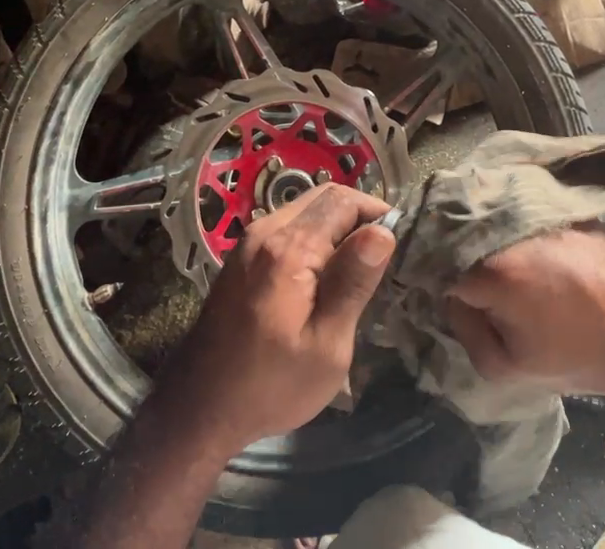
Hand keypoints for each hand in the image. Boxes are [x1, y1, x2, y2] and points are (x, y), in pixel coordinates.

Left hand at [149, 183, 396, 454]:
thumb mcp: (326, 344)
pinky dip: (315, 238)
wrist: (200, 407)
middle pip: (323, 197)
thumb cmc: (271, 384)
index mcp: (288, 247)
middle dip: (360, 215)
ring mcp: (249, 242)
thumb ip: (352, 282)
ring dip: (337, 227)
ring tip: (361, 267)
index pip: (343, 201)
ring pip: (305, 211)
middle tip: (386, 254)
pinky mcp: (242, 258)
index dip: (379, 212)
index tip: (404, 240)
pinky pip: (288, 229)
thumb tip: (383, 231)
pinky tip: (327, 275)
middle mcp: (265, 231)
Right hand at [446, 230, 604, 398]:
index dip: (437, 281)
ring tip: (500, 267)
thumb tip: (453, 301)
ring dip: (488, 241)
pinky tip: (529, 258)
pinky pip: (524, 220)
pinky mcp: (564, 216)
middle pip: (464, 235)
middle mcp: (512, 233)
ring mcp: (540, 220)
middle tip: (468, 281)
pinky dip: (517, 235)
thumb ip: (466, 332)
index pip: (439, 266)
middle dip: (458, 254)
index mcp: (494, 270)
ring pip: (494, 223)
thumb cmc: (578, 356)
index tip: (444, 292)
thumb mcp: (507, 367)